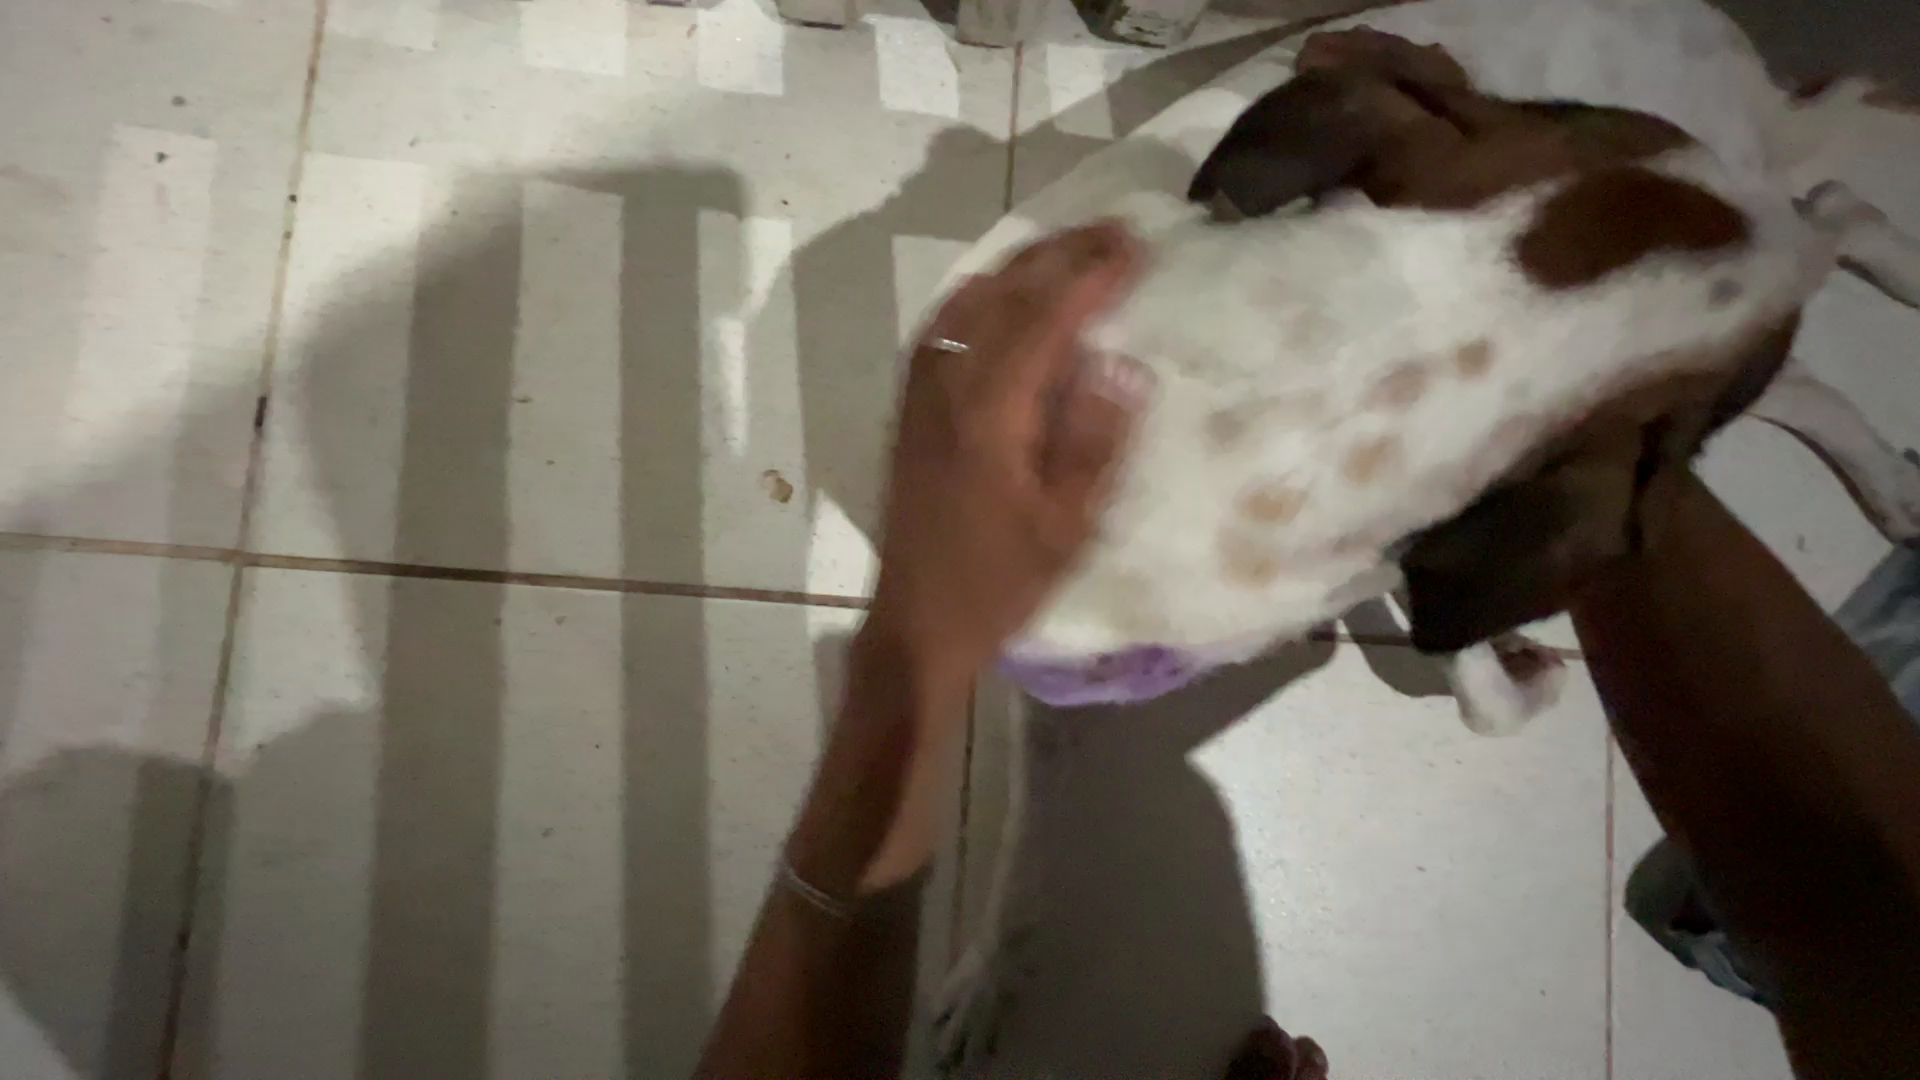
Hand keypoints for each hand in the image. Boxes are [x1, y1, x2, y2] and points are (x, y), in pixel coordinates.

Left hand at [866, 221, 1150, 694]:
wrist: (917, 619)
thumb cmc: (998, 582)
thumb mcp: (1065, 527)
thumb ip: (1093, 443)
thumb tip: (1123, 367)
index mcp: (990, 413)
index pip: (1046, 319)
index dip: (1092, 277)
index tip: (1137, 247)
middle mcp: (947, 387)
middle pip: (1002, 295)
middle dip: (1060, 254)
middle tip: (1114, 231)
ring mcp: (920, 395)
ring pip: (966, 303)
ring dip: (1017, 266)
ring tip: (1066, 250)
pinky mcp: (909, 411)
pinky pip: (941, 329)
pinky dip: (978, 296)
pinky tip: (1000, 297)